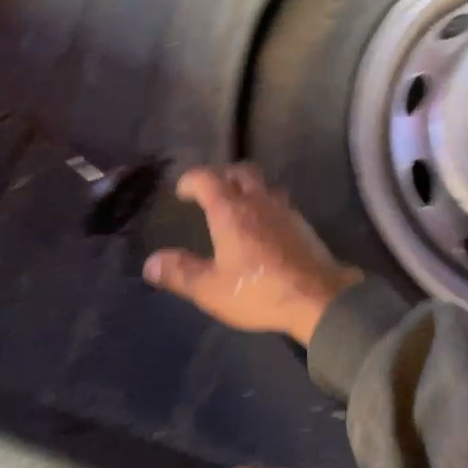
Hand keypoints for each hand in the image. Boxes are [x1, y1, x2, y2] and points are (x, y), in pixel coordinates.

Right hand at [144, 164, 362, 345]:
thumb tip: (151, 261)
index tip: (182, 190)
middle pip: (240, 171)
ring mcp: (284, 209)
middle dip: (222, 175)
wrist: (316, 296)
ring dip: (247, 188)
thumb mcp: (211, 289)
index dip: (192, 179)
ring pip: (263, 184)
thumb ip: (180, 272)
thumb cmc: (258, 291)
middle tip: (210, 192)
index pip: (208, 179)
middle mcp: (258, 201)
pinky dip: (265, 205)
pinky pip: (279, 202)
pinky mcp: (302, 223)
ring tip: (237, 206)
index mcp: (231, 211)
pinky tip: (264, 226)